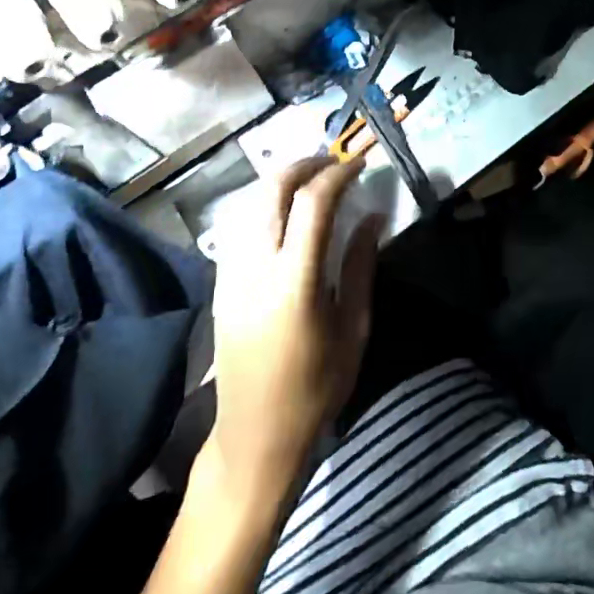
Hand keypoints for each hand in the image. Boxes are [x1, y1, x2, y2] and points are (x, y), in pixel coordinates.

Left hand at [209, 157, 382, 483]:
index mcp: (295, 282)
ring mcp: (231, 275)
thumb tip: (373, 217)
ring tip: (314, 179)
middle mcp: (256, 268)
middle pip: (271, 190)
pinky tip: (286, 212)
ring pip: (250, 203)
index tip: (360, 164)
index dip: (338, 174)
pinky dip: (265, 205)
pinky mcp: (220, 284)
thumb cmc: (318, 385)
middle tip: (334, 162)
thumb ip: (361, 266)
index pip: (313, 204)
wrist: (257, 431)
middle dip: (304, 165)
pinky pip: (240, 226)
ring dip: (281, 181)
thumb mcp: (354, 327)